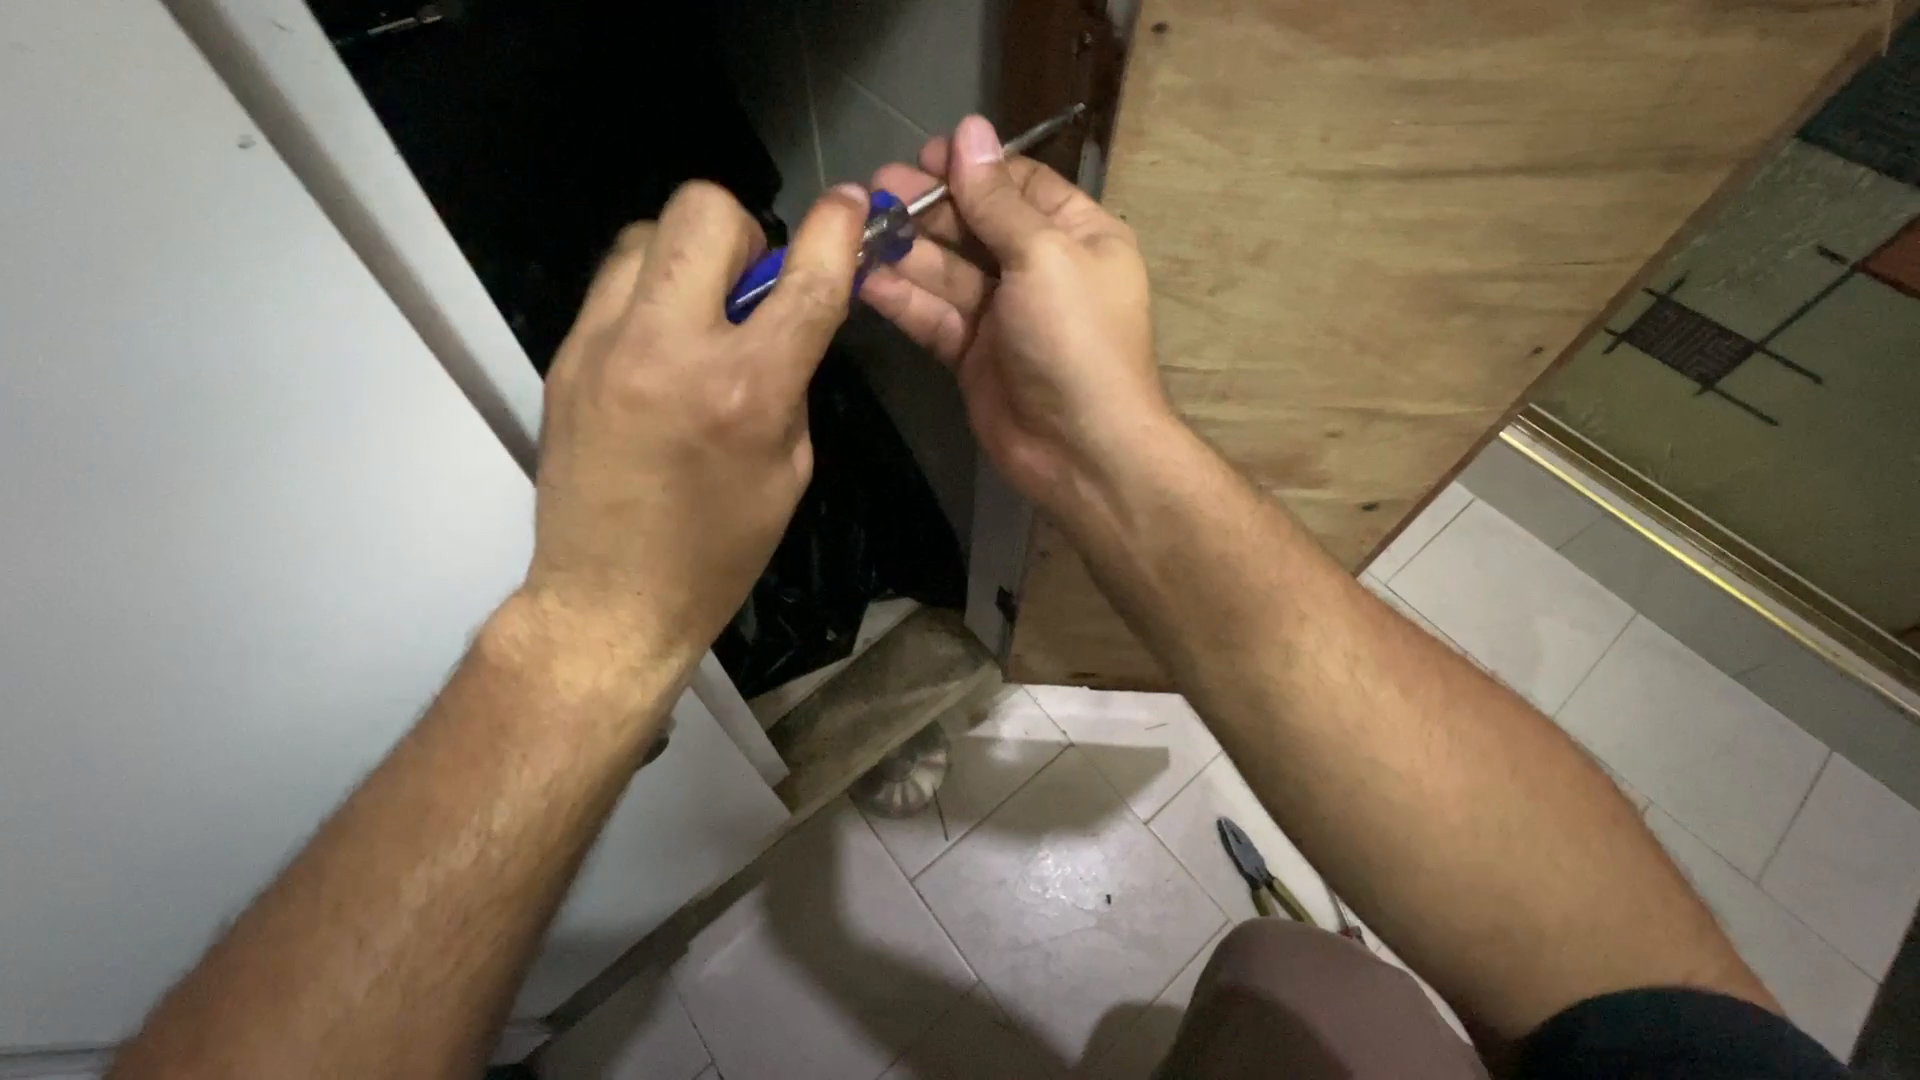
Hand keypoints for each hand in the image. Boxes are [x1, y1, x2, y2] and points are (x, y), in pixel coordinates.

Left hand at [521, 180, 869, 671]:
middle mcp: (670, 350)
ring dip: (688, 259)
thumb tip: (781, 327)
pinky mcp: (564, 356)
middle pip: (704, 210)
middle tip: (749, 287)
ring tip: (697, 317)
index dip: (837, 231)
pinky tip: (658, 348)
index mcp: (746, 393)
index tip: (851, 208)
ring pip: (647, 233)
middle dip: (745, 232)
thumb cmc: (720, 552)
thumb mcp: (790, 471)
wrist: (610, 598)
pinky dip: (649, 294)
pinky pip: (614, 283)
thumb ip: (791, 384)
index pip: (804, 281)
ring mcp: (603, 346)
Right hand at [859, 115, 1172, 514]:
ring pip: (947, 271)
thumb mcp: (1045, 257)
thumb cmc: (1076, 341)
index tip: (924, 157)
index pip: (1019, 186)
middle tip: (875, 190)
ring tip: (858, 226)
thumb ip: (998, 201)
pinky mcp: (972, 355)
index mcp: (1077, 236)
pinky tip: (864, 280)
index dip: (973, 168)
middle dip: (929, 208)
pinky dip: (902, 300)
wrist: (1081, 450)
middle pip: (975, 226)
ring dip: (906, 250)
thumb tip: (969, 131)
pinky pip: (934, 316)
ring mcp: (1003, 316)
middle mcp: (1039, 270)